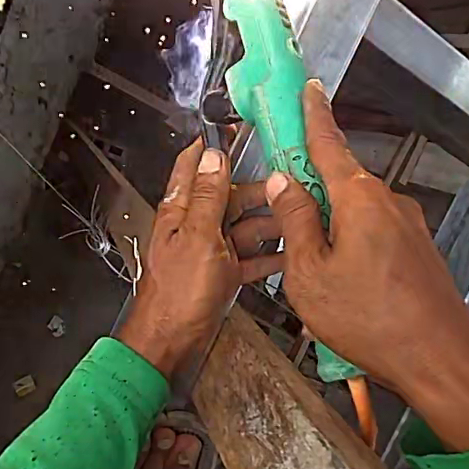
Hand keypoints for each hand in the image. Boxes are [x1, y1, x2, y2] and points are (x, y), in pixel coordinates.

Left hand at [116, 140, 271, 375]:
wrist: (171, 341)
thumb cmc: (177, 294)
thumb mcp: (198, 238)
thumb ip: (207, 197)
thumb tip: (213, 156)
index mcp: (180, 210)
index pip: (193, 165)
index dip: (212, 144)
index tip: (233, 128)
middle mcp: (194, 225)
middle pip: (228, 195)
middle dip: (257, 190)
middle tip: (289, 184)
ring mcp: (209, 249)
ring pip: (242, 226)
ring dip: (268, 224)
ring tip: (297, 219)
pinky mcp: (221, 272)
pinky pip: (249, 257)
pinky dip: (267, 255)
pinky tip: (289, 254)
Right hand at [238, 82, 468, 450]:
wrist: (440, 361)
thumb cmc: (374, 323)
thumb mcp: (309, 274)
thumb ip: (295, 222)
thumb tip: (284, 184)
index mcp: (360, 200)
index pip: (329, 143)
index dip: (313, 114)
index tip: (307, 90)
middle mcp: (389, 204)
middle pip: (338, 180)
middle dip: (308, 189)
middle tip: (282, 208)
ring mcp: (407, 227)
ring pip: (353, 211)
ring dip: (326, 227)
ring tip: (309, 270)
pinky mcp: (415, 250)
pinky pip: (371, 233)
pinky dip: (348, 244)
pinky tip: (339, 282)